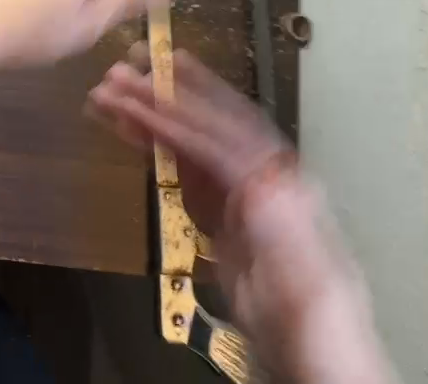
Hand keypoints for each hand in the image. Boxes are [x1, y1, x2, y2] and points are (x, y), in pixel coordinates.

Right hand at [87, 47, 396, 383]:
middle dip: (160, 98)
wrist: (320, 369)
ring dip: (148, 113)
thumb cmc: (320, 336)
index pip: (226, 139)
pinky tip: (124, 126)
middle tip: (116, 73)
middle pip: (206, 127)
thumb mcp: (311, 289)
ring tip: (106, 91)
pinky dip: (150, 142)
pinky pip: (181, 166)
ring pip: (188, 141)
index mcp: (286, 188)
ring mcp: (239, 195)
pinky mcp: (219, 215)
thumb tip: (260, 179)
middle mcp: (263, 177)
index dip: (184, 112)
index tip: (145, 87)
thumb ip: (289, 234)